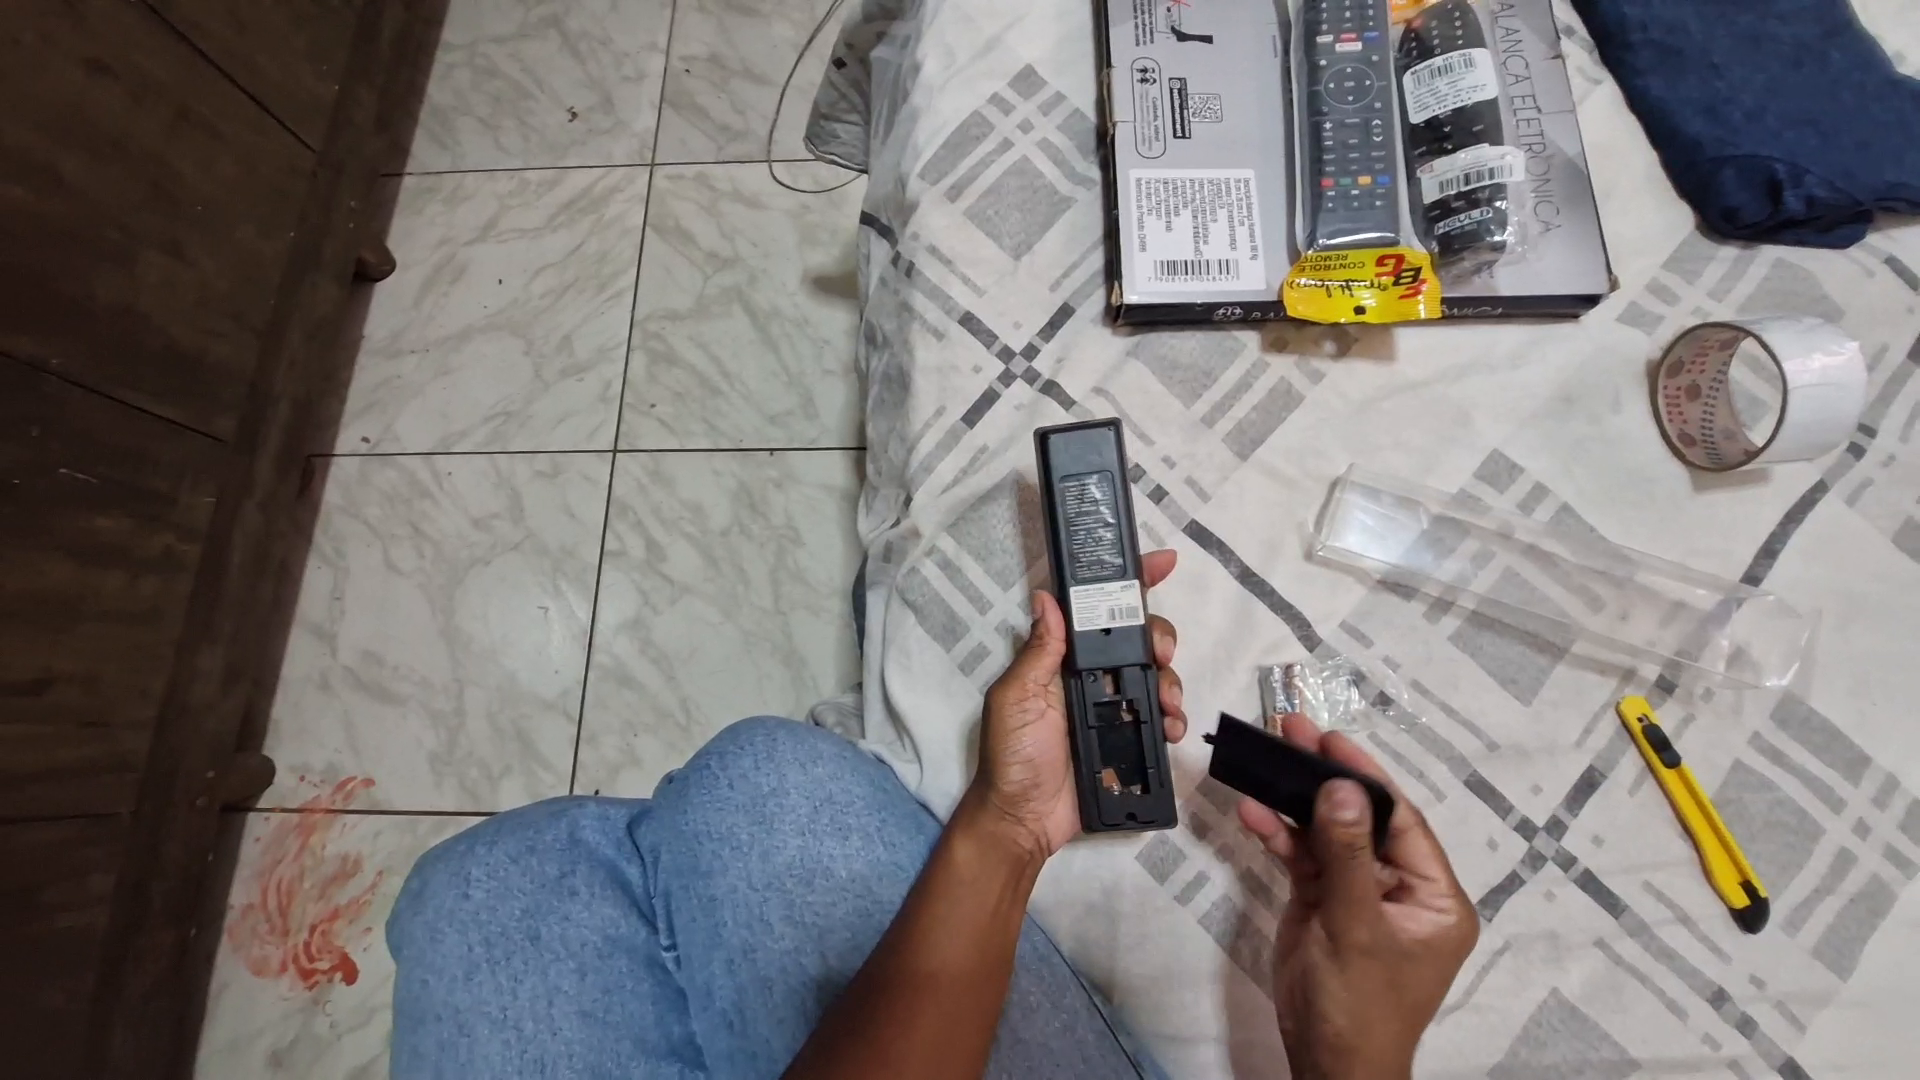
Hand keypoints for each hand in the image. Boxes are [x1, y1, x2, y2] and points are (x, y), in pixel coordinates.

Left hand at [961, 550, 1186, 860]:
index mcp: (1062, 660)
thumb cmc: (1013, 754)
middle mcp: (1091, 677)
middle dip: (1159, 637)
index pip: (1096, 612)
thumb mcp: (1016, 697)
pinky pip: (1161, 719)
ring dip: (1171, 681)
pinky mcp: (1131, 742)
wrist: (1025, 819)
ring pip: (1157, 677)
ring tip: (1168, 703)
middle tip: (1161, 654)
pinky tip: (1171, 727)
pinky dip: (1173, 718)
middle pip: (1137, 640)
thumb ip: (1037, 652)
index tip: (1163, 563)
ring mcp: (1114, 709)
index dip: (1129, 584)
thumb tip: (1045, 597)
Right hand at [1238, 713, 1477, 1079]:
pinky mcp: (1321, 898)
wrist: (1324, 1060)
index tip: (1328, 739)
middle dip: (1324, 776)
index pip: (1400, 819)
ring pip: (1324, 831)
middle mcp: (1397, 885)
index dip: (1364, 775)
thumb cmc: (1359, 1000)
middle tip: (1291, 729)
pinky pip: (1301, 855)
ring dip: (1293, 800)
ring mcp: (1356, 890)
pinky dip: (1277, 834)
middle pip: (1359, 817)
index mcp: (1432, 894)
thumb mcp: (1356, 925)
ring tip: (1263, 756)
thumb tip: (1342, 786)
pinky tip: (1251, 811)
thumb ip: (1348, 854)